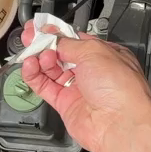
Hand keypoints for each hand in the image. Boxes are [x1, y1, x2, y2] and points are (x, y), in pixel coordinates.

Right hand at [19, 25, 150, 151]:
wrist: (119, 124)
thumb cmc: (121, 88)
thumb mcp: (93, 51)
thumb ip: (69, 43)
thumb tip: (54, 37)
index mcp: (105, 54)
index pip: (76, 39)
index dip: (58, 33)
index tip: (42, 27)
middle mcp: (92, 72)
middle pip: (62, 54)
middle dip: (44, 44)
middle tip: (30, 36)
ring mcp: (79, 88)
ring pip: (51, 70)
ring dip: (39, 59)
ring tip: (32, 54)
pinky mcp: (66, 104)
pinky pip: (45, 86)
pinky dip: (34, 76)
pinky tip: (30, 66)